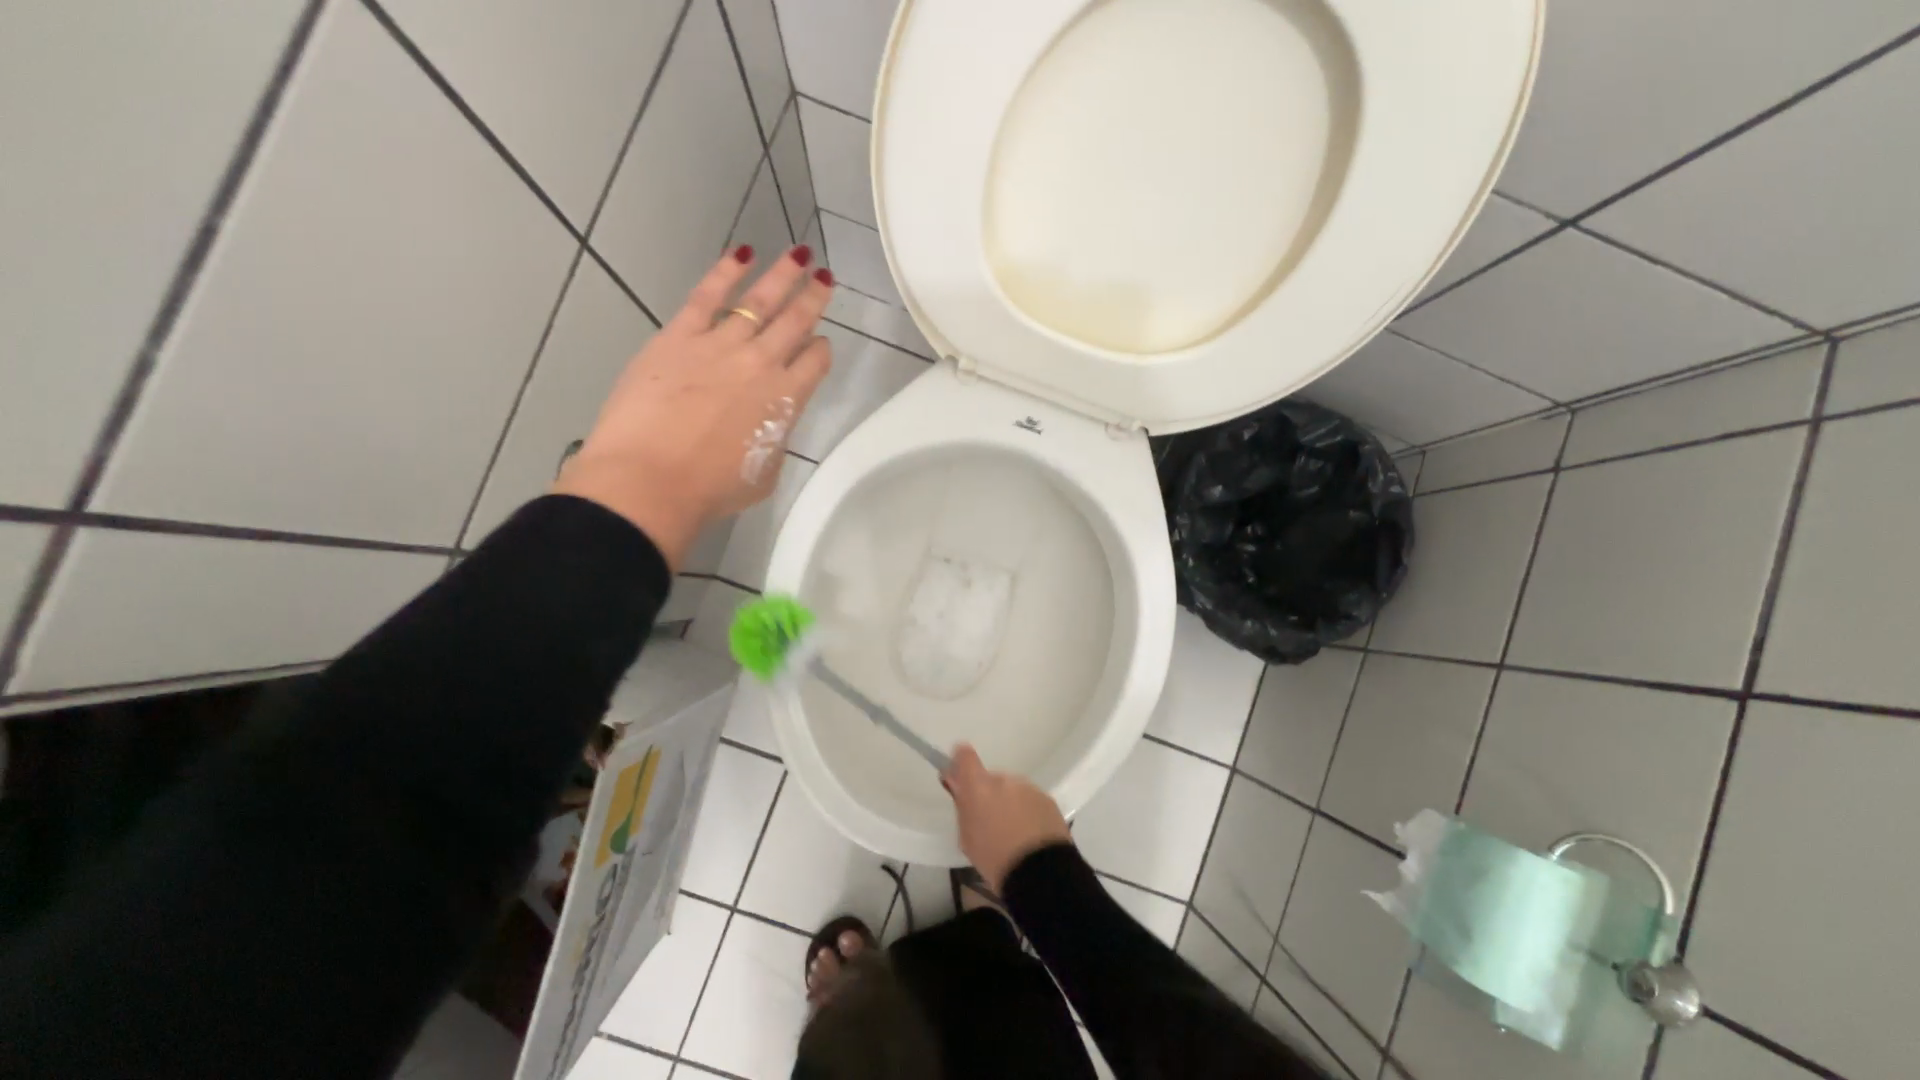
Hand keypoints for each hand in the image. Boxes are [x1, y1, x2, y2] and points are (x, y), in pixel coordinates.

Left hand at [553, 246, 833, 567]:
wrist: (650, 479)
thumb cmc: (709, 490)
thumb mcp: (763, 475)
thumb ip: (773, 440)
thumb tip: (767, 424)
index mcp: (787, 400)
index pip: (814, 362)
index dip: (820, 351)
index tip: (821, 345)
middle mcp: (762, 364)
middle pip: (795, 322)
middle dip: (814, 298)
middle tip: (825, 277)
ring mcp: (721, 345)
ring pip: (760, 301)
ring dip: (783, 276)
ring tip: (799, 256)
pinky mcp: (680, 336)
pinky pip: (709, 295)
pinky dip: (727, 271)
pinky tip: (742, 253)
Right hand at [941, 744, 1072, 892]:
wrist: (1040, 872)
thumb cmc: (994, 859)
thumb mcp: (967, 837)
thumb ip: (963, 807)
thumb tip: (959, 787)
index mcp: (979, 787)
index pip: (965, 756)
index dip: (961, 761)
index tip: (960, 776)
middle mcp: (1004, 780)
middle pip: (991, 779)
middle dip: (988, 794)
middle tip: (990, 822)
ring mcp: (1029, 788)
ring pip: (1013, 790)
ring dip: (1010, 803)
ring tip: (1013, 834)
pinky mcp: (1048, 800)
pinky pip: (1030, 800)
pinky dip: (1027, 812)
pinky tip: (1030, 835)